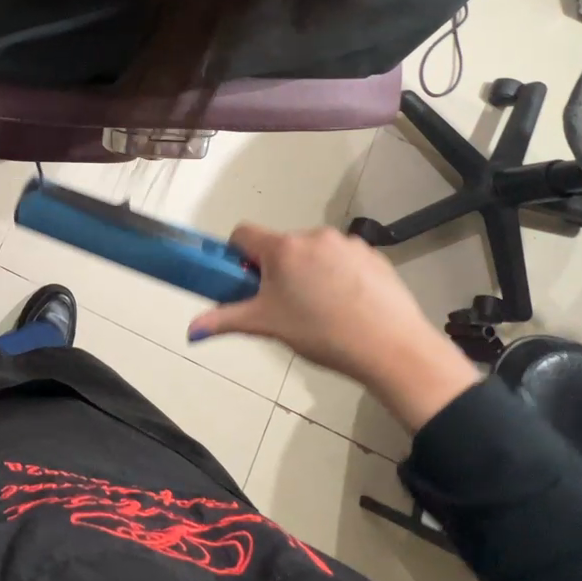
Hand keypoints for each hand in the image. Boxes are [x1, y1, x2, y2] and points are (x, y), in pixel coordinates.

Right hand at [187, 224, 480, 430]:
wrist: (392, 347)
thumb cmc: (320, 332)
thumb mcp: (267, 326)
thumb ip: (224, 321)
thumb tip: (189, 331)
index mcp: (281, 248)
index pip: (242, 233)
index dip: (238, 254)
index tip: (247, 280)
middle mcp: (311, 236)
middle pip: (279, 245)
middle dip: (276, 268)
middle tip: (285, 304)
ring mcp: (346, 243)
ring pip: (312, 251)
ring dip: (308, 270)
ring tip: (321, 307)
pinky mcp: (373, 255)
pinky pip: (342, 258)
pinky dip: (338, 274)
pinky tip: (348, 304)